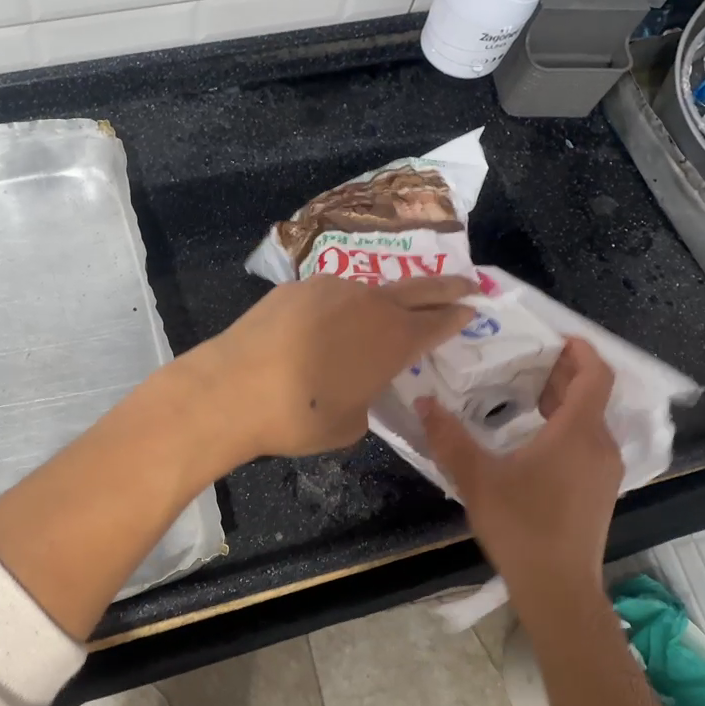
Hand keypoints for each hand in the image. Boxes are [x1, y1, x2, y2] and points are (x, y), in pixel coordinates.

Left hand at [186, 275, 476, 458]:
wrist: (232, 388)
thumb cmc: (300, 417)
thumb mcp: (351, 423)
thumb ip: (368, 395)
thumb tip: (358, 382)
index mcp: (394, 338)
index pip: (438, 322)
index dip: (457, 317)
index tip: (472, 309)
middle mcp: (370, 303)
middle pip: (418, 289)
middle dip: (446, 287)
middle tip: (468, 282)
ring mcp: (330, 288)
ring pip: (367, 291)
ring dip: (381, 300)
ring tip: (382, 312)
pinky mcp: (294, 287)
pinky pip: (327, 296)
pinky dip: (335, 308)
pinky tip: (322, 325)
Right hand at [416, 337, 621, 592]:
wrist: (558, 589)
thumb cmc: (521, 527)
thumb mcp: (477, 478)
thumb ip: (449, 437)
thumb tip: (424, 402)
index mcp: (577, 433)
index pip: (596, 376)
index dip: (582, 351)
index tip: (556, 337)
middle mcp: (600, 445)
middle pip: (592, 395)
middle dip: (564, 373)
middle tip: (526, 359)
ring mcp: (604, 471)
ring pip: (590, 420)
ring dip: (564, 401)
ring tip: (525, 393)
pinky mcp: (599, 491)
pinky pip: (588, 442)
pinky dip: (566, 426)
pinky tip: (532, 438)